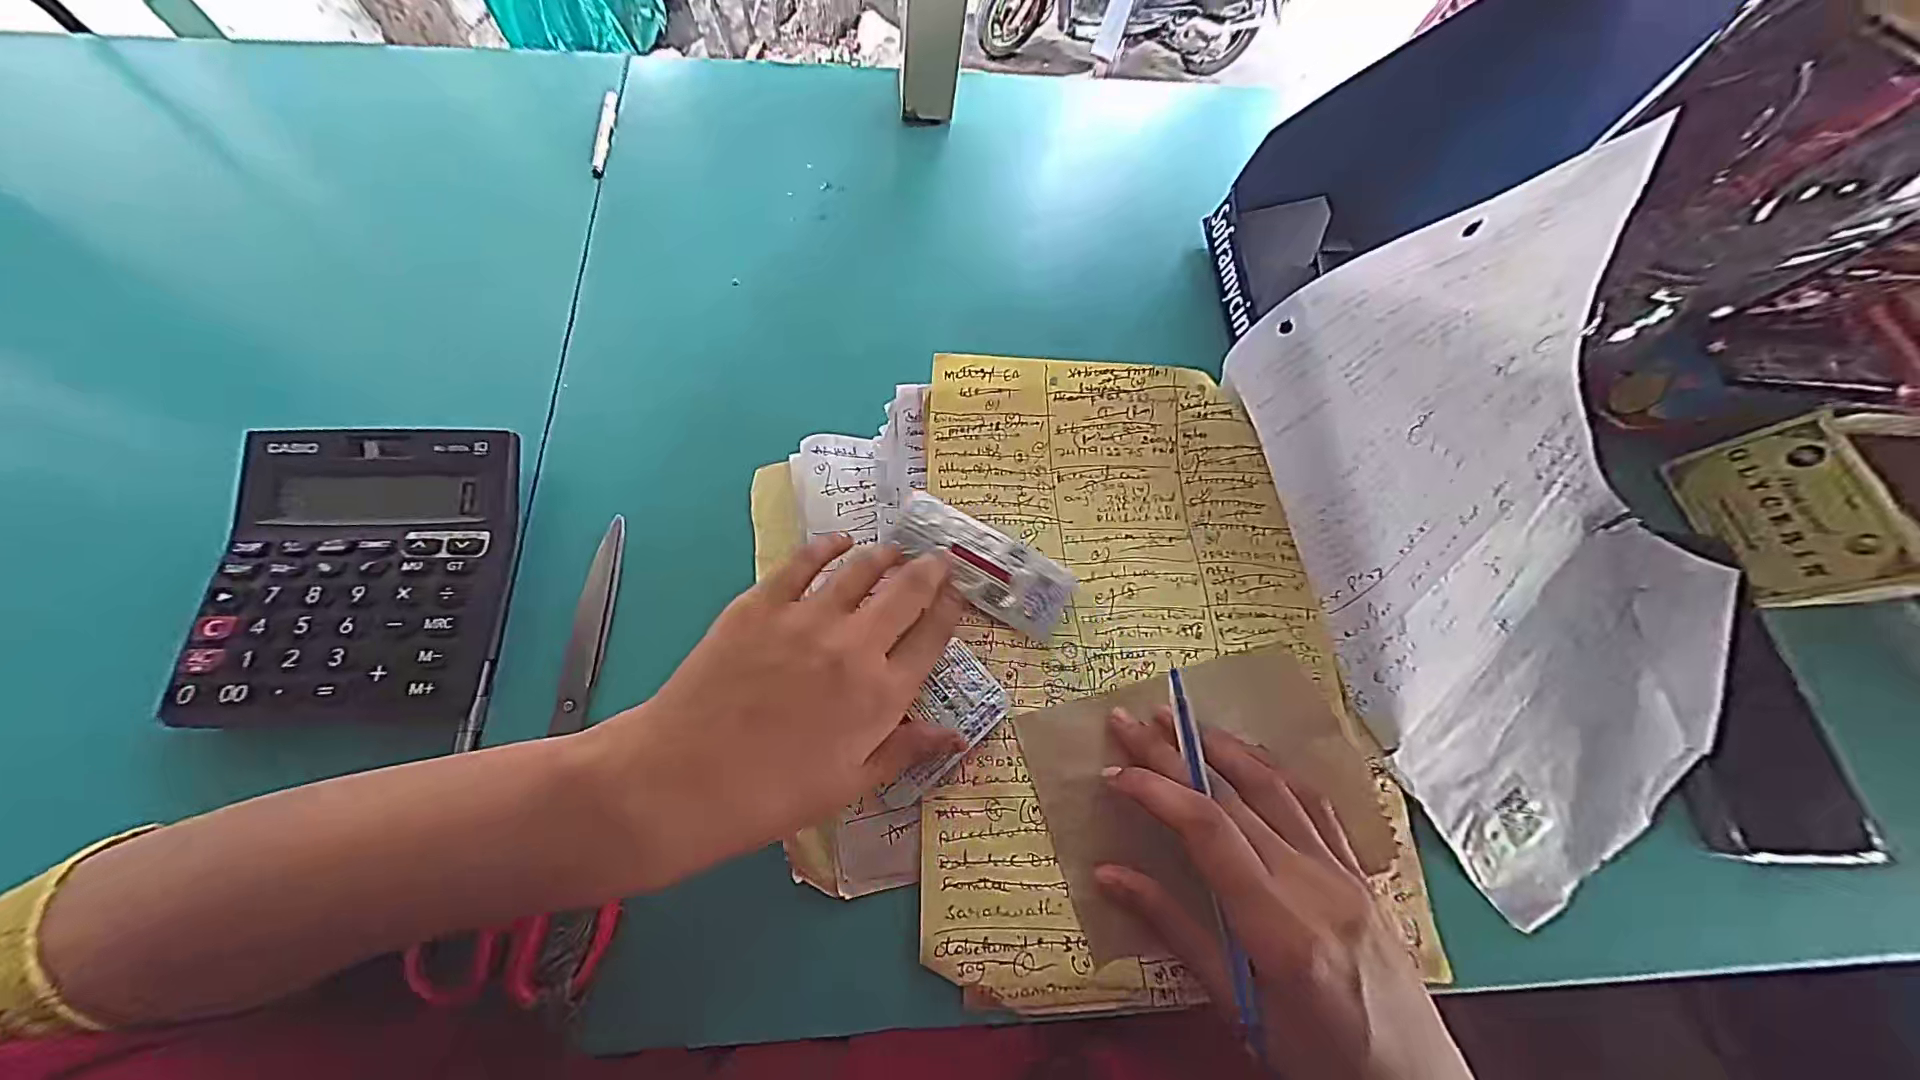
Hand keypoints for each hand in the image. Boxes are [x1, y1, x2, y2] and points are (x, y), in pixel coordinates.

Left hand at [585, 535, 968, 890]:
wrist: (681, 780)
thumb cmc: (771, 795)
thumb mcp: (849, 784)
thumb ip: (906, 750)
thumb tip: (957, 738)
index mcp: (881, 695)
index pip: (932, 639)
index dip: (950, 611)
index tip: (956, 596)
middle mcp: (855, 647)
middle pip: (908, 593)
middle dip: (931, 571)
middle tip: (939, 559)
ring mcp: (807, 620)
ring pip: (862, 570)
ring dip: (887, 555)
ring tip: (896, 551)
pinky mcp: (761, 604)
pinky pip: (803, 563)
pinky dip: (828, 546)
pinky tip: (840, 541)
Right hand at [1096, 707, 1471, 1079]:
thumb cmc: (1319, 1060)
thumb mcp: (1238, 1008)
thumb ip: (1174, 930)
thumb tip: (1108, 874)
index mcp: (1280, 926)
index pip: (1207, 829)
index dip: (1156, 790)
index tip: (1115, 771)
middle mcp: (1315, 884)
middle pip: (1231, 796)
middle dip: (1171, 752)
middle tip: (1129, 721)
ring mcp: (1344, 873)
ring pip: (1274, 787)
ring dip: (1220, 745)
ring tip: (1179, 720)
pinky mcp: (1361, 873)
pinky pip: (1314, 805)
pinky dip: (1272, 769)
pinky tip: (1247, 754)